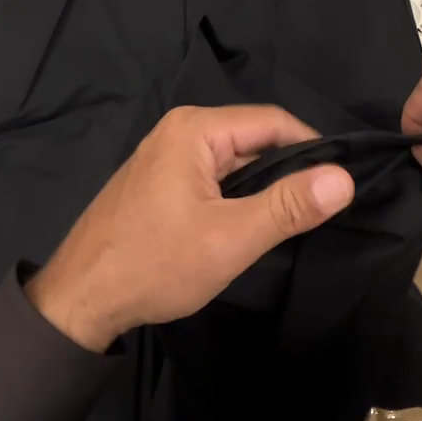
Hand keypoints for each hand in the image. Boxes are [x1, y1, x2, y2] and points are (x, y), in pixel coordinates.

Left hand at [26, 104, 355, 350]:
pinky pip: (212, 175)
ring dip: (260, 186)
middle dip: (286, 170)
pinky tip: (245, 224)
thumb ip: (288, 207)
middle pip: (252, 138)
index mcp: (195, 128)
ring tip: (287, 220)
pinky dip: (235, 194)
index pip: (272, 121)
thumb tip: (343, 178)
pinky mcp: (159, 179)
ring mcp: (166, 153)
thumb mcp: (230, 239)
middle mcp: (179, 129)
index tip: (338, 183)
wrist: (79, 299)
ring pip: (233, 160)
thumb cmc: (154, 264)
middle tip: (316, 209)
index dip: (311, 148)